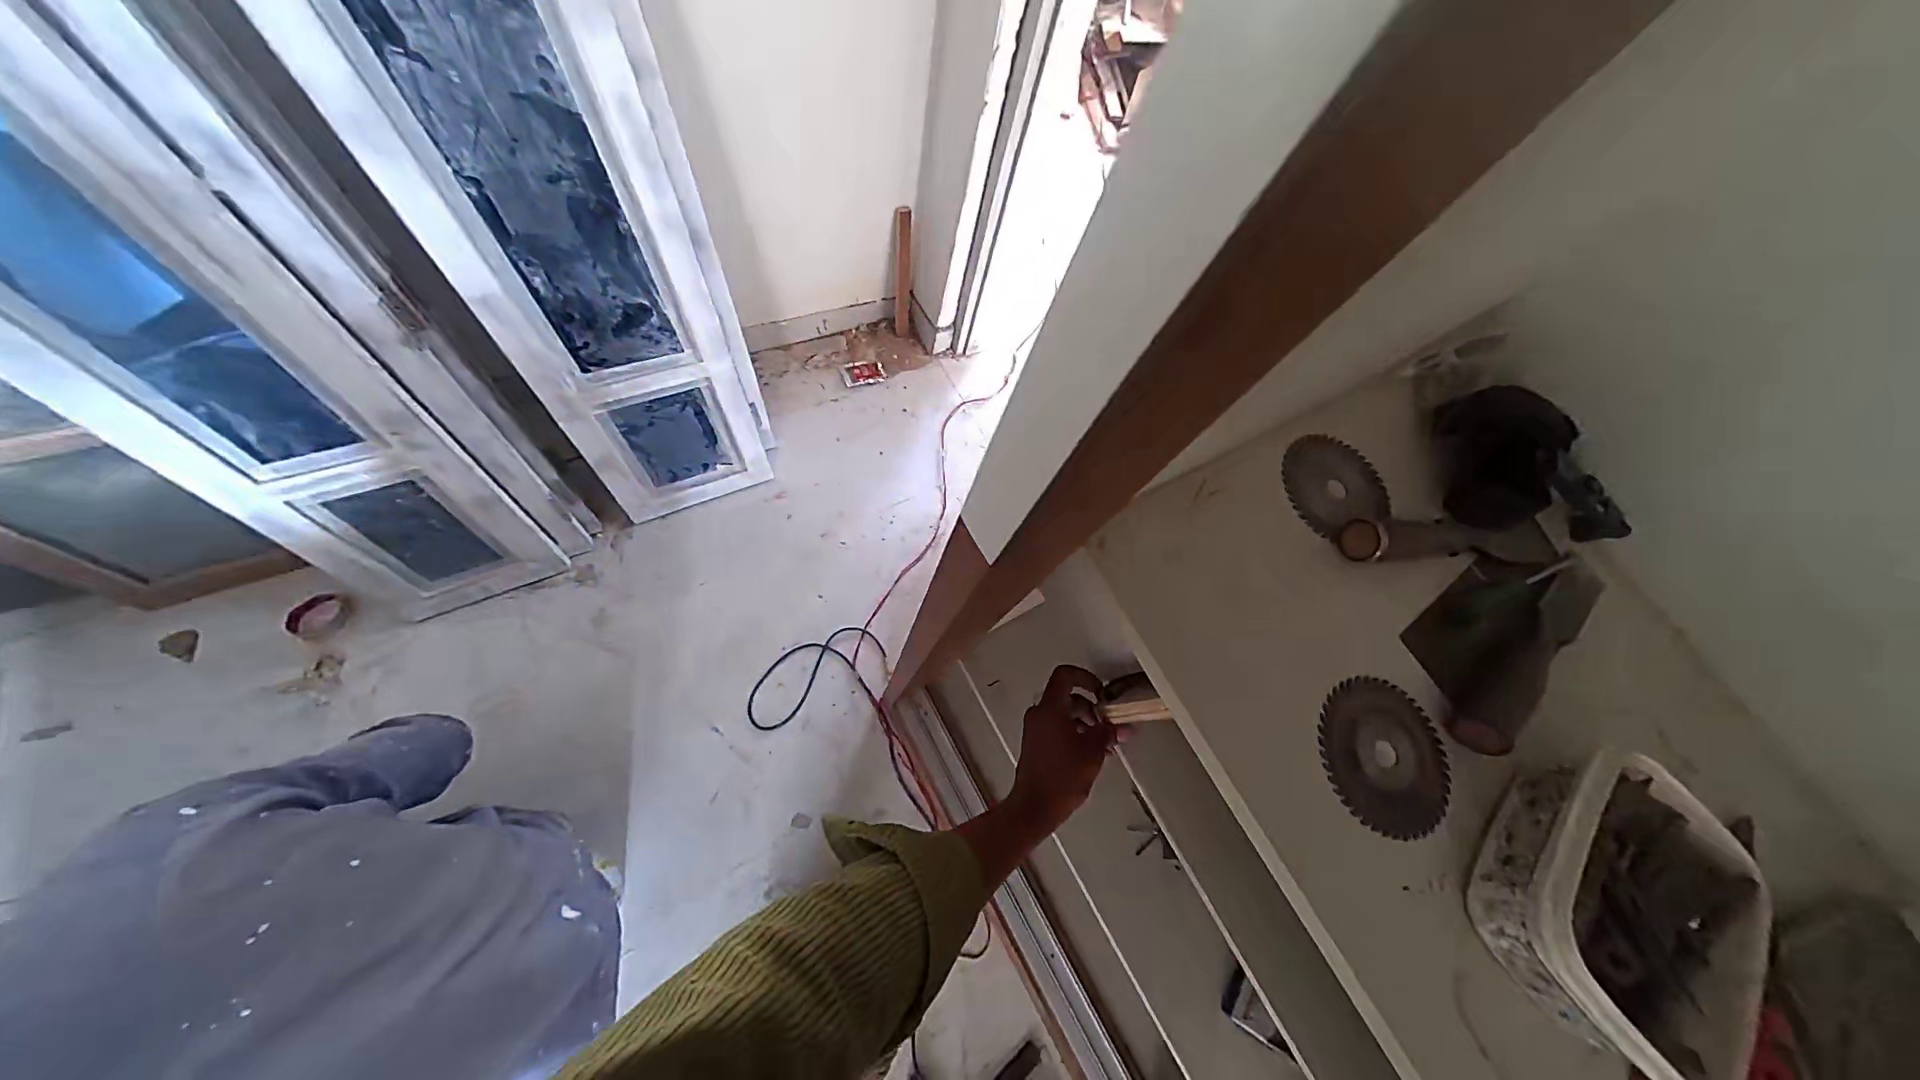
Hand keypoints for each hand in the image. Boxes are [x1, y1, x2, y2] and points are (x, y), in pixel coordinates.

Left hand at [1007, 665, 1116, 833]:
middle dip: (1091, 708)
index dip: (1086, 678)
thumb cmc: (1062, 776)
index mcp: (1050, 708)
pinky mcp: (1035, 743)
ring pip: (1064, 714)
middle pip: (1067, 697)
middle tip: (1108, 725)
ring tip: (1103, 744)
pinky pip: (1057, 728)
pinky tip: (1090, 752)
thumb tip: (1123, 727)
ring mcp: (1035, 728)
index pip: (1065, 675)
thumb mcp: (1092, 751)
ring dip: (1085, 723)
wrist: (1035, 805)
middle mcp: (1039, 713)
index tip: (1102, 693)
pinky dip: (1074, 732)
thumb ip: (1109, 733)